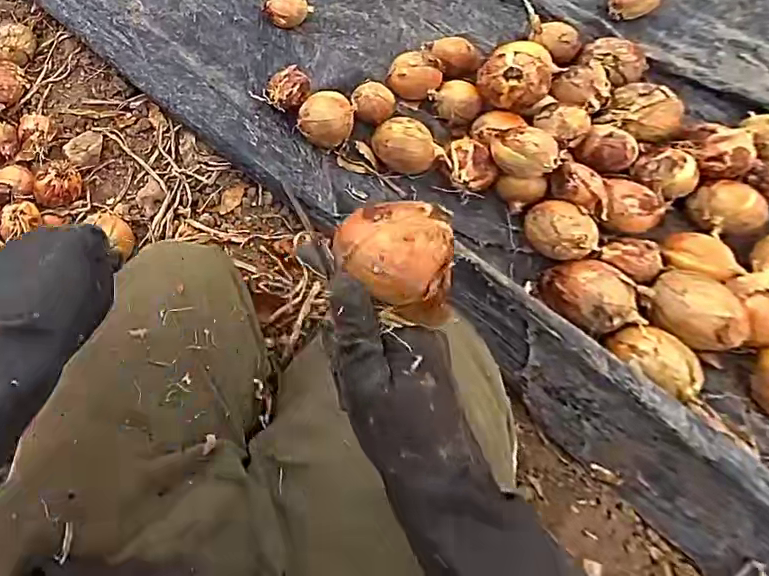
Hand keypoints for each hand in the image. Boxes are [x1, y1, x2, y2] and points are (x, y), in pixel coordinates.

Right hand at [328, 273, 499, 497]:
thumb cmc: (400, 437)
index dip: (341, 302)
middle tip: (343, 377)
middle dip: (347, 342)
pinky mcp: (424, 375)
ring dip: (356, 363)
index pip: (368, 291)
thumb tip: (342, 275)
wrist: (444, 494)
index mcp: (412, 326)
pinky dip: (369, 376)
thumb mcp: (366, 379)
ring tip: (354, 397)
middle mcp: (423, 332)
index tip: (323, 313)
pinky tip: (366, 404)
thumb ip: (355, 329)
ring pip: (374, 339)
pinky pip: (385, 359)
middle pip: (369, 316)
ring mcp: (426, 353)